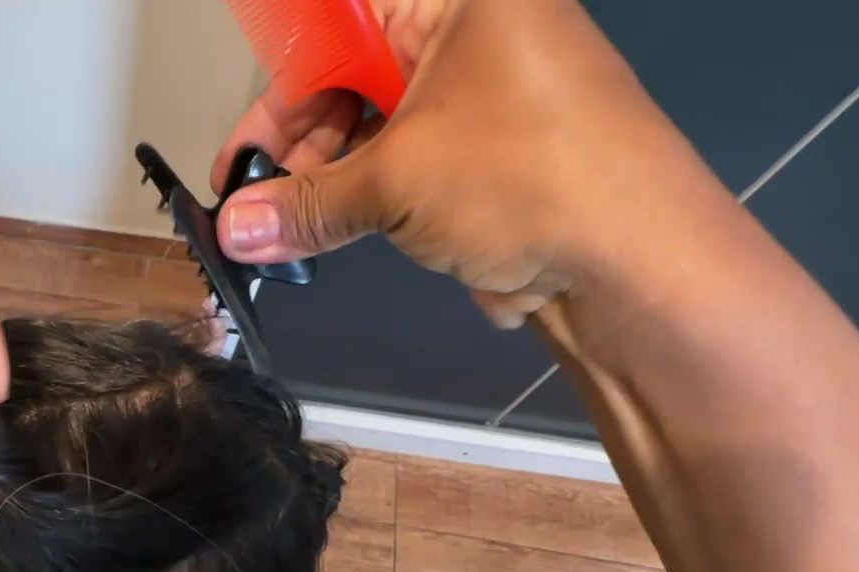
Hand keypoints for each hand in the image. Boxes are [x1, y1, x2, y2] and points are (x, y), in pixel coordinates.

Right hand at [212, 0, 721, 326]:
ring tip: (273, 228)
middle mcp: (460, 37)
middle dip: (291, 140)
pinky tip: (309, 233)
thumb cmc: (526, 179)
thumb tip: (234, 229)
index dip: (285, 69)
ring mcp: (463, 101)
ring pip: (361, 128)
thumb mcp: (399, 181)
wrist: (624, 259)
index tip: (242, 137)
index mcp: (457, 0)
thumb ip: (305, 204)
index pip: (344, 16)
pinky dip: (345, 202)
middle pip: (346, 74)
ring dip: (314, 180)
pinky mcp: (463, 160)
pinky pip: (384, 169)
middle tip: (249, 198)